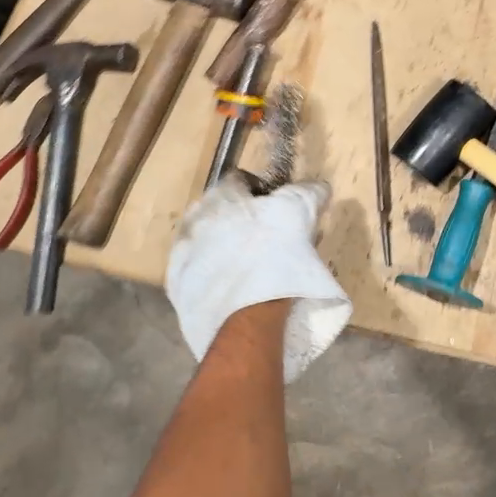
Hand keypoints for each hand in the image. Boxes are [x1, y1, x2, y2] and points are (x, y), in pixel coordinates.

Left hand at [165, 178, 352, 381]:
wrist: (248, 316)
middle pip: (222, 210)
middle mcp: (193, 221)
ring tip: (253, 264)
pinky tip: (237, 285)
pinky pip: (200, 271)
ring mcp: (182, 256)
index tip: (281, 207)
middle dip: (243, 218)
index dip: (265, 191)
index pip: (241, 179)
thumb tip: (317, 187)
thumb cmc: (276, 256)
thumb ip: (308, 192)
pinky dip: (216, 273)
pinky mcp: (178, 288)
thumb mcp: (300, 213)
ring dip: (227, 245)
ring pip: (208, 240)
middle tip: (269, 235)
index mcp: (220, 198)